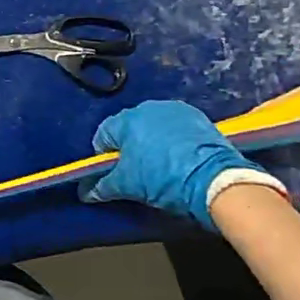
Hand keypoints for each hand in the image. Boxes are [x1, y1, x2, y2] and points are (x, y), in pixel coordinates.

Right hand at [80, 99, 276, 228]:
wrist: (213, 177)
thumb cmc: (162, 178)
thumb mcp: (128, 186)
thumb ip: (104, 186)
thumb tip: (87, 192)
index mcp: (127, 120)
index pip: (104, 134)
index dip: (105, 156)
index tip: (114, 173)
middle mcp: (148, 107)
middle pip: (129, 129)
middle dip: (130, 148)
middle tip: (137, 172)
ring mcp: (174, 110)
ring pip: (153, 127)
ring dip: (152, 143)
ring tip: (161, 167)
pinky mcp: (196, 116)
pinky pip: (176, 128)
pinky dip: (174, 140)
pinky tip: (180, 159)